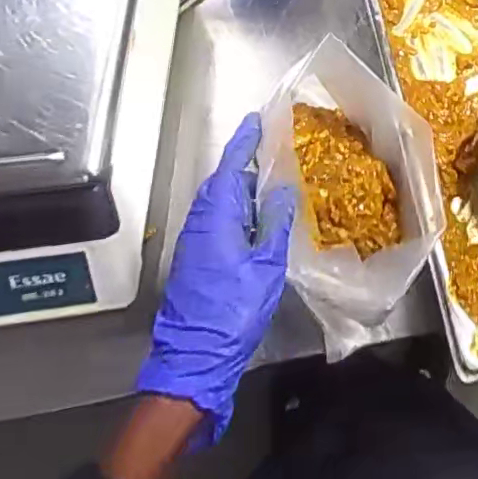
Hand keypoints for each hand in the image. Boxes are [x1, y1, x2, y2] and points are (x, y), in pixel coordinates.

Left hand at [136, 113, 294, 444]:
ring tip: (272, 182)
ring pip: (220, 201)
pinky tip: (258, 218)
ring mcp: (195, 240)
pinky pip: (217, 219)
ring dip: (243, 188)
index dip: (243, 143)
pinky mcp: (196, 257)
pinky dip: (237, 209)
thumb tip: (282, 190)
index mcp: (216, 218)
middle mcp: (200, 222)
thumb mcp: (266, 267)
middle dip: (245, 164)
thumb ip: (274, 224)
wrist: (195, 357)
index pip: (230, 168)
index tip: (255, 121)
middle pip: (223, 182)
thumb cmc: (233, 311)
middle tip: (273, 151)